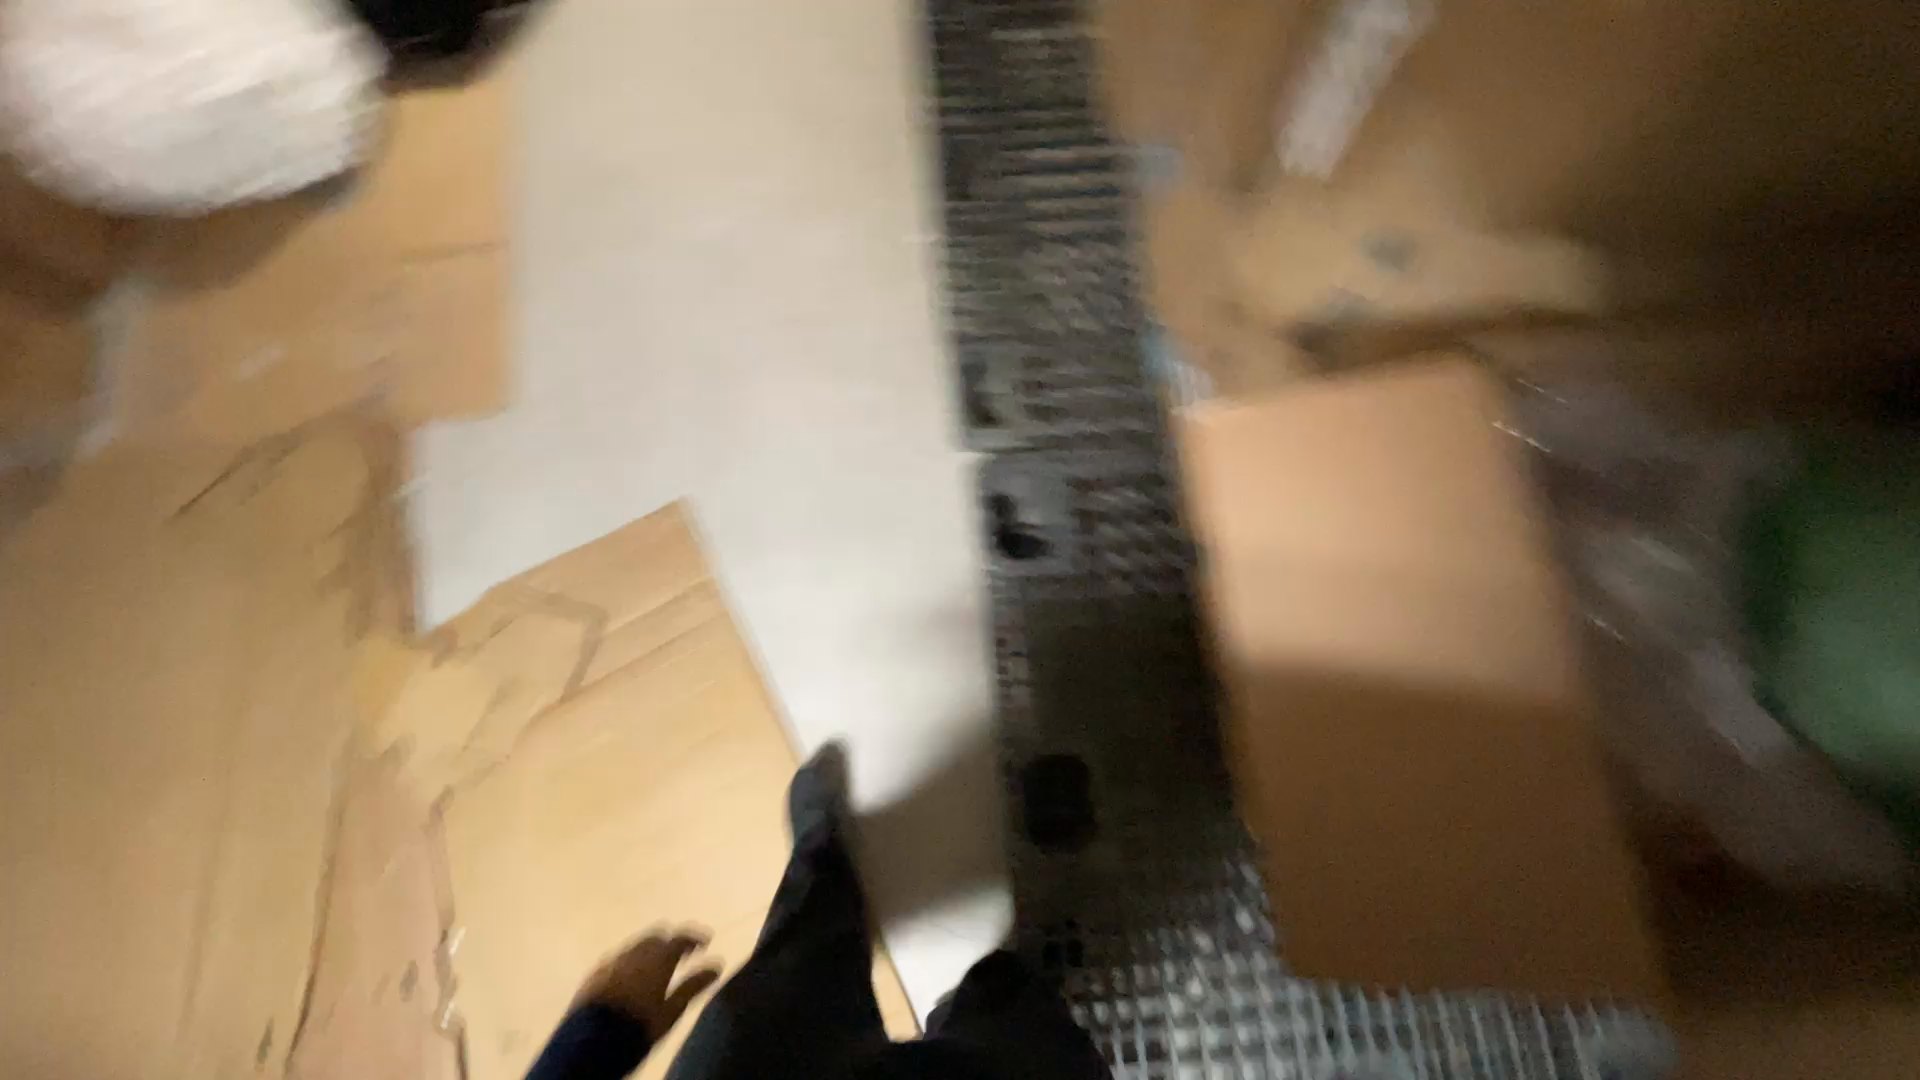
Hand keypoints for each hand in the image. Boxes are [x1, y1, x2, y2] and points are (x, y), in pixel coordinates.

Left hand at [571, 928, 724, 1039]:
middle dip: (670, 941)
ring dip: (649, 950)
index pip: (681, 937)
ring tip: (656, 965)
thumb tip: (717, 965)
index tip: (706, 943)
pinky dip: (629, 961)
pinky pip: (617, 959)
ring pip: (635, 946)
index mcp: (657, 958)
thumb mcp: (671, 1011)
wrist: (589, 1045)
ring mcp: (612, 961)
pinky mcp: (593, 974)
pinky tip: (630, 975)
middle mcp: (635, 952)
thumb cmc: (638, 1027)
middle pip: (657, 936)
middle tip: (681, 954)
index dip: (695, 938)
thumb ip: (694, 985)